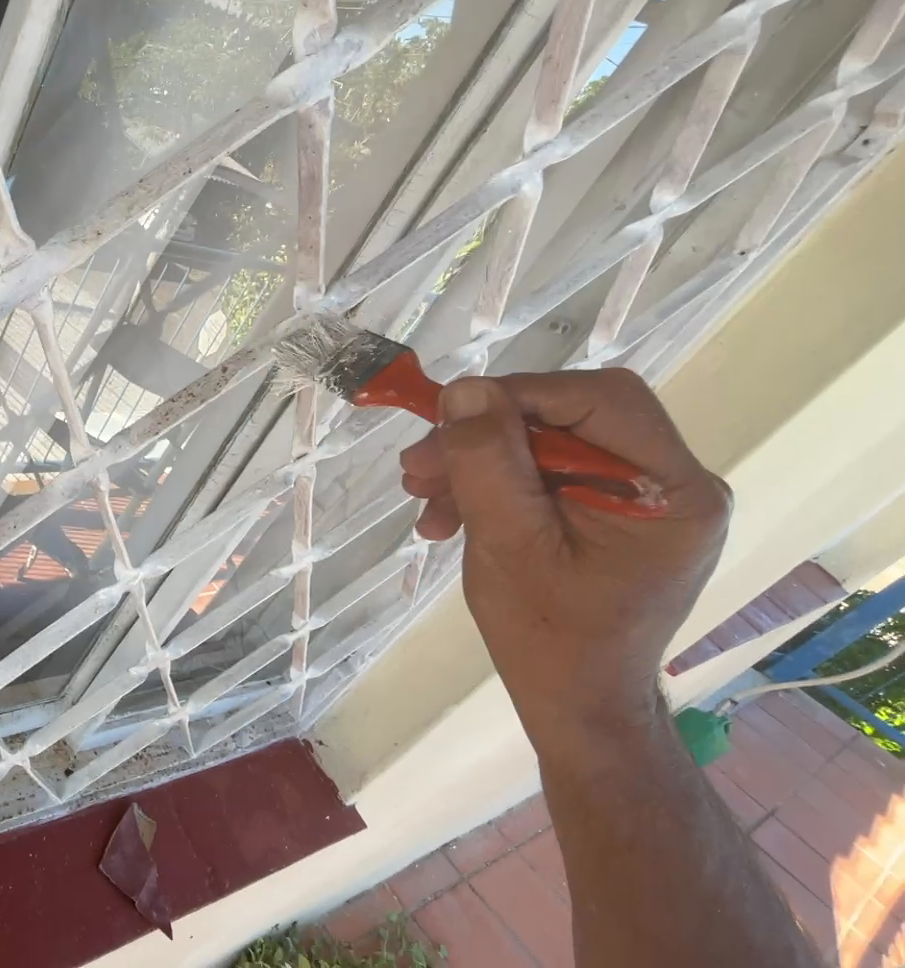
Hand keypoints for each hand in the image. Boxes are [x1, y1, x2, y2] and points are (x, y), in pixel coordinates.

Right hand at [397, 369, 730, 742]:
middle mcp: (669, 482)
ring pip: (544, 442)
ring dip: (474, 461)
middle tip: (418, 465)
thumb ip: (488, 464)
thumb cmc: (547, 634)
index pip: (599, 399)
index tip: (444, 418)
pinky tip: (446, 514)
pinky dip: (488, 485)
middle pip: (567, 417)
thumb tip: (463, 391)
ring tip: (421, 494)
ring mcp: (638, 497)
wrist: (572, 699)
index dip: (516, 395)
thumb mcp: (507, 544)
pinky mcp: (607, 512)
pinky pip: (541, 473)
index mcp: (671, 490)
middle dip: (484, 434)